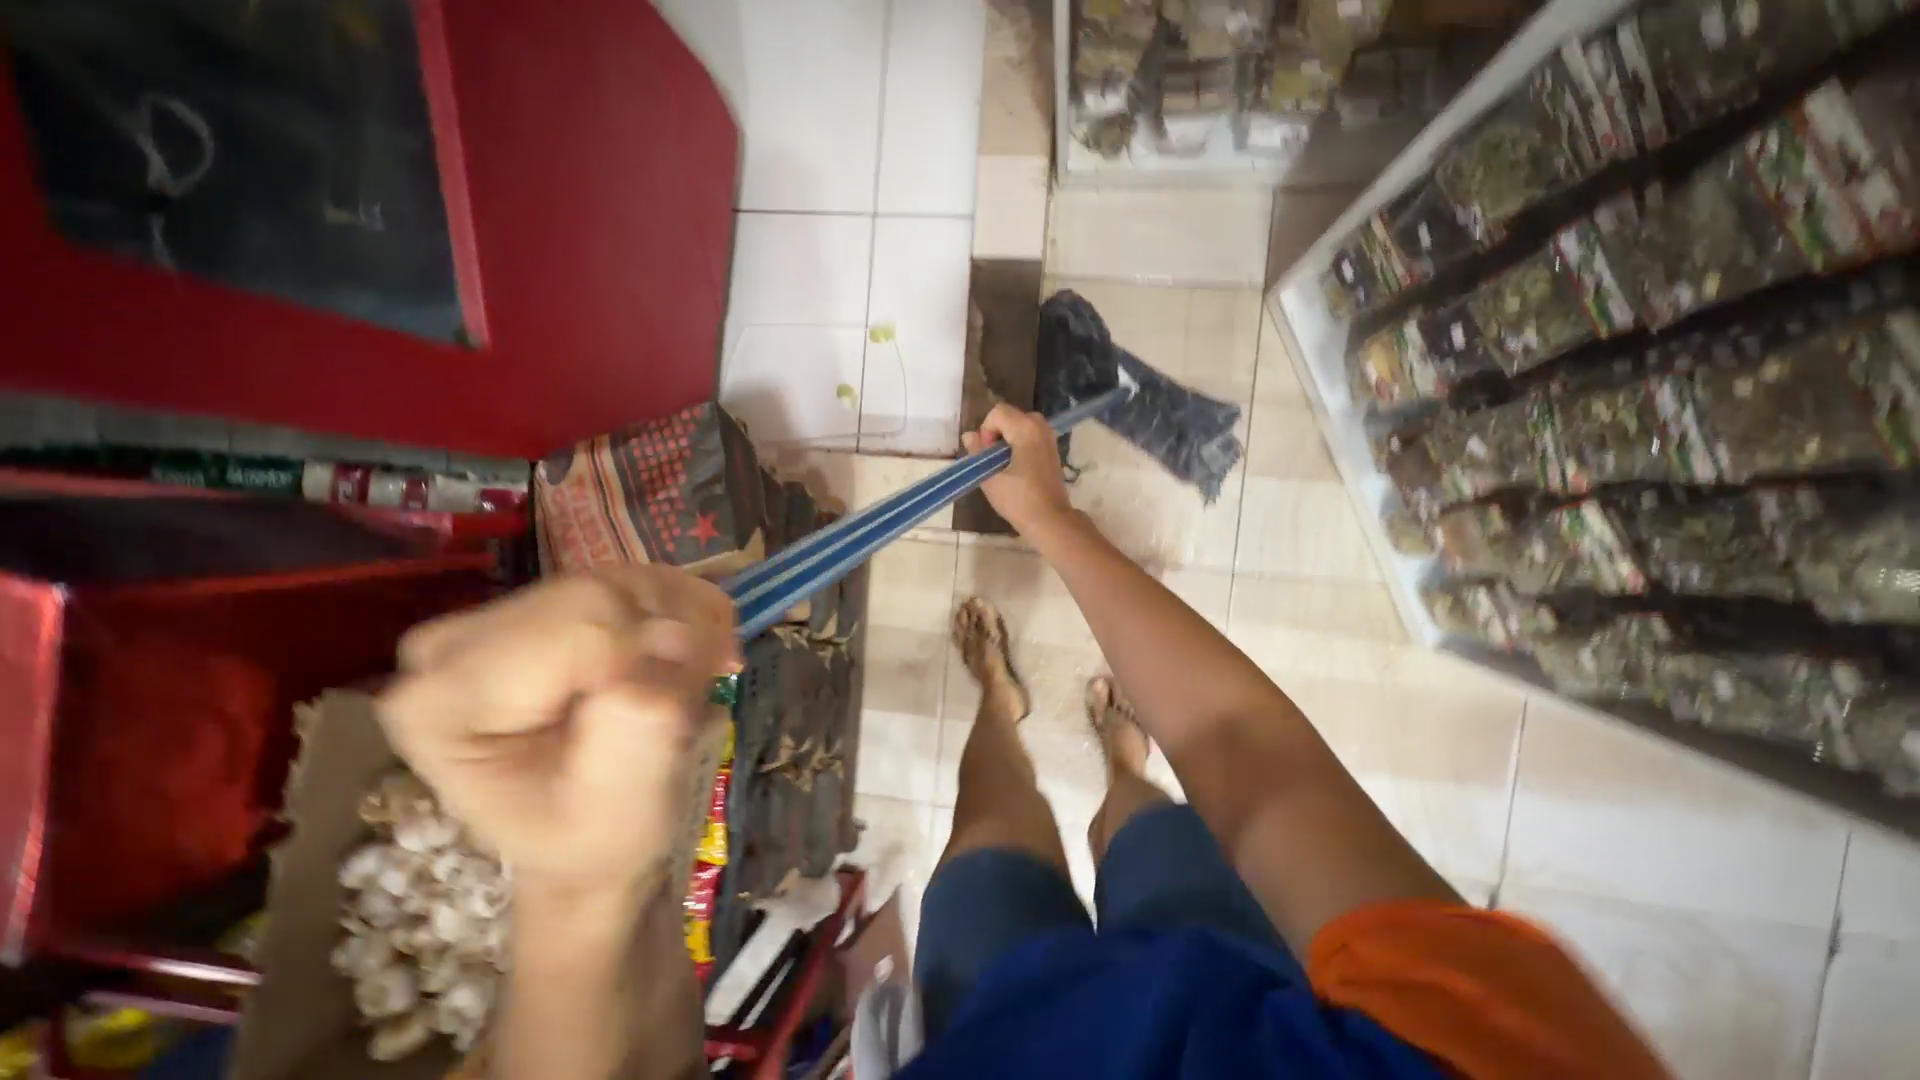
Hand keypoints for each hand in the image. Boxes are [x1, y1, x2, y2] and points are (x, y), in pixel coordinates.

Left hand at [376, 569, 739, 900]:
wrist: (588, 840)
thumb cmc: (593, 838)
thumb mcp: (615, 810)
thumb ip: (634, 733)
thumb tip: (668, 648)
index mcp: (440, 701)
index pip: (574, 631)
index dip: (647, 661)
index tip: (679, 714)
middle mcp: (451, 645)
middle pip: (595, 598)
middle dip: (668, 643)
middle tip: (692, 702)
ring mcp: (497, 616)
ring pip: (621, 581)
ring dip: (684, 626)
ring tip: (691, 687)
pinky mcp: (544, 602)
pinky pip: (630, 577)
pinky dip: (683, 609)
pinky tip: (691, 655)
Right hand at [963, 403, 1075, 532]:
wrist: (1049, 519)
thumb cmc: (1018, 500)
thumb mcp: (990, 477)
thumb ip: (977, 452)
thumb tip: (969, 435)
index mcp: (1026, 429)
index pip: (997, 413)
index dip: (986, 430)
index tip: (987, 455)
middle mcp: (1040, 427)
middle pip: (1010, 416)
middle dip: (996, 433)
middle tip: (993, 460)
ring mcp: (1049, 437)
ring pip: (1020, 425)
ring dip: (1007, 439)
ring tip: (1003, 464)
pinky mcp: (1052, 449)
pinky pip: (1030, 435)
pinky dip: (1019, 444)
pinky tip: (1016, 468)